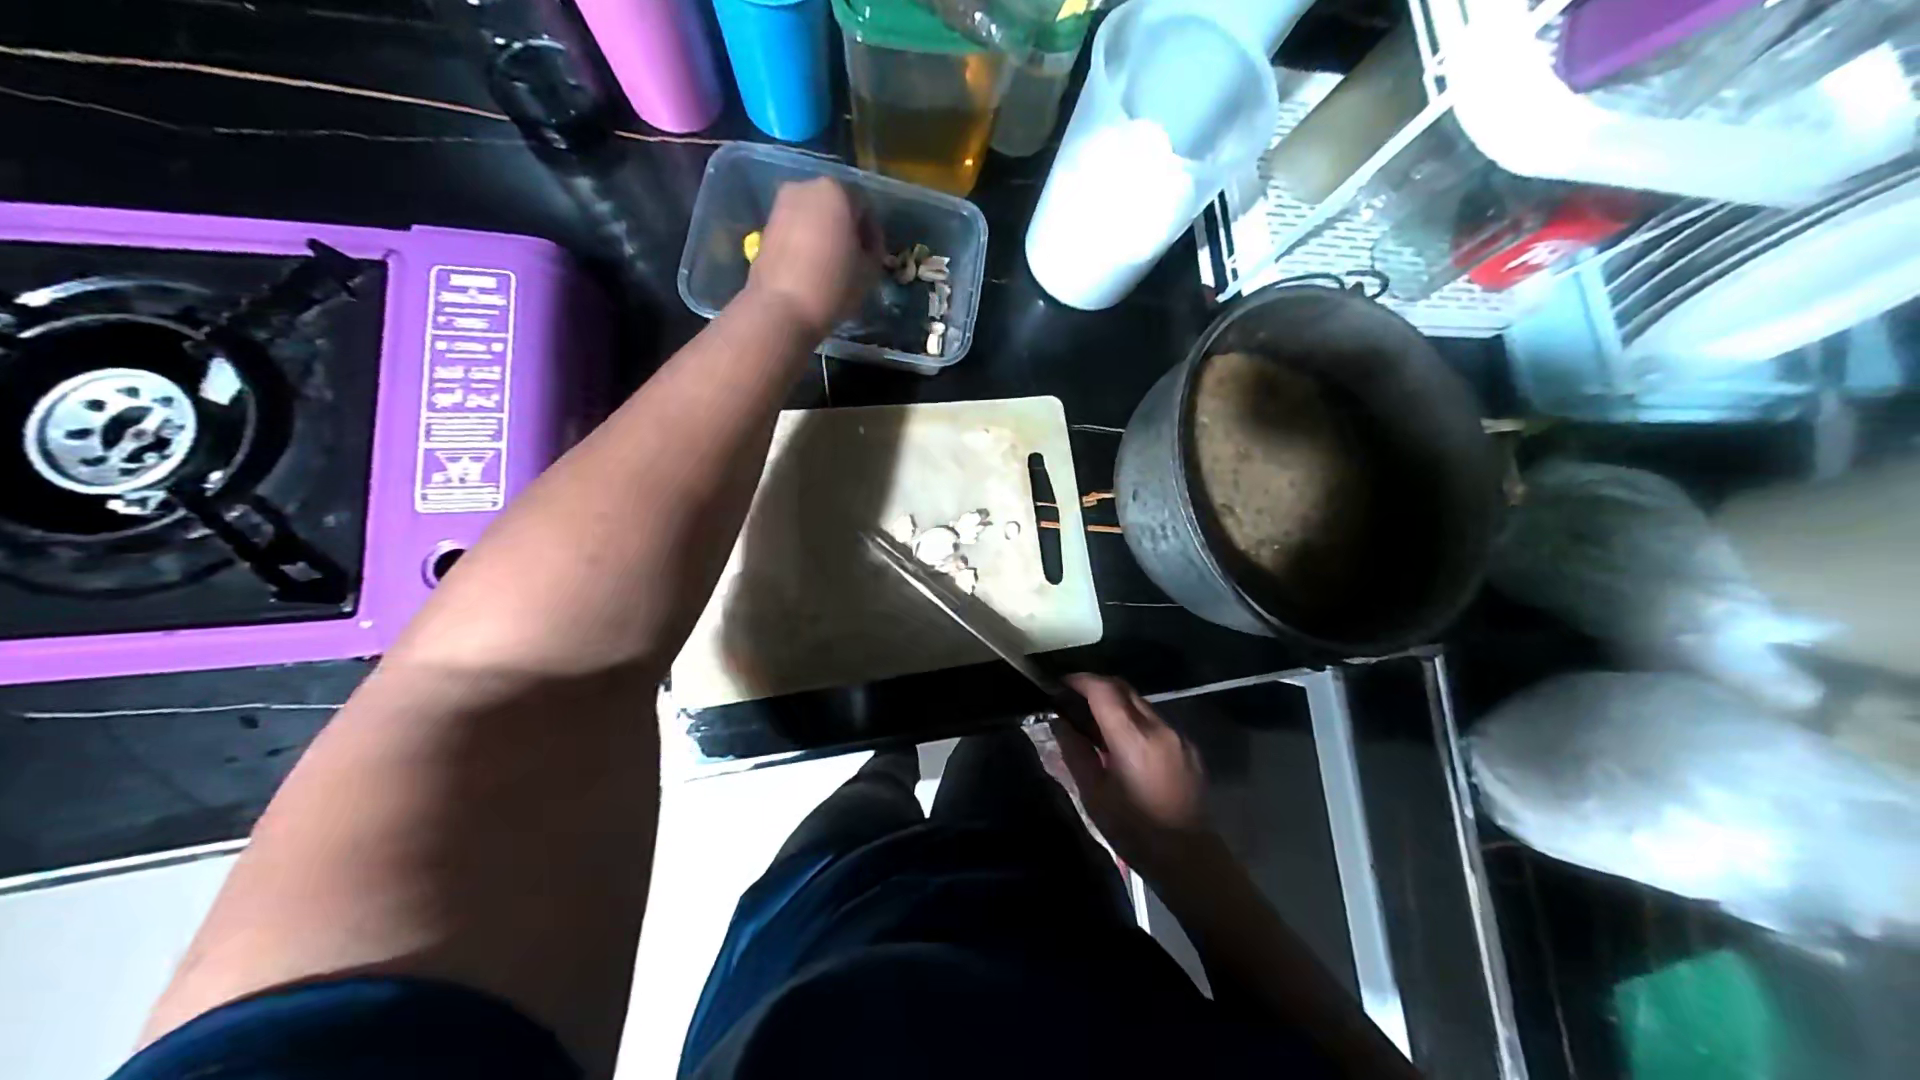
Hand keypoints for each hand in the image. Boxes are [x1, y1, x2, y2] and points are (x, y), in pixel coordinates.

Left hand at [745, 177, 880, 338]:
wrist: (780, 308)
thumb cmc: (833, 285)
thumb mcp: (870, 270)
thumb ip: (873, 249)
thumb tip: (864, 246)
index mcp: (836, 191)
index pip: (865, 206)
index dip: (872, 233)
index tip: (874, 257)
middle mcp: (806, 188)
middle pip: (835, 206)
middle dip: (846, 228)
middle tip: (853, 258)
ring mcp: (781, 205)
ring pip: (813, 216)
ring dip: (825, 234)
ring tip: (831, 265)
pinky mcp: (766, 226)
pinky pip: (795, 228)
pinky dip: (805, 241)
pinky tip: (811, 267)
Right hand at [1053, 674, 1213, 876]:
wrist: (1187, 857)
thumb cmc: (1133, 829)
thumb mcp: (1093, 793)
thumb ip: (1075, 751)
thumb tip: (1060, 723)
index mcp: (1133, 738)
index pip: (1103, 690)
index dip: (1080, 681)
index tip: (1060, 685)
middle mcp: (1159, 727)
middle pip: (1124, 689)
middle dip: (1097, 687)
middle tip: (1074, 700)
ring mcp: (1178, 736)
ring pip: (1141, 704)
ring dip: (1117, 704)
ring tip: (1096, 723)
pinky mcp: (1188, 748)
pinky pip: (1157, 722)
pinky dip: (1136, 721)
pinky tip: (1125, 744)